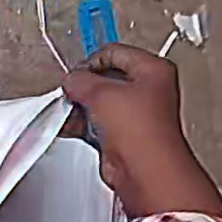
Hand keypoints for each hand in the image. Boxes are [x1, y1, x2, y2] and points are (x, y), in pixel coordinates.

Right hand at [63, 43, 221, 219]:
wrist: (142, 168)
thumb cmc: (141, 131)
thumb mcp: (102, 93)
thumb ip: (81, 80)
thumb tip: (72, 80)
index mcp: (153, 70)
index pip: (114, 53)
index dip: (90, 62)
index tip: (76, 76)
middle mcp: (146, 91)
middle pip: (104, 79)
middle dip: (82, 88)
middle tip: (71, 95)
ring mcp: (133, 114)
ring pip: (97, 103)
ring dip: (78, 108)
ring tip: (68, 112)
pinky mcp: (120, 135)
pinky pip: (94, 123)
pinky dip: (79, 125)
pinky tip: (69, 127)